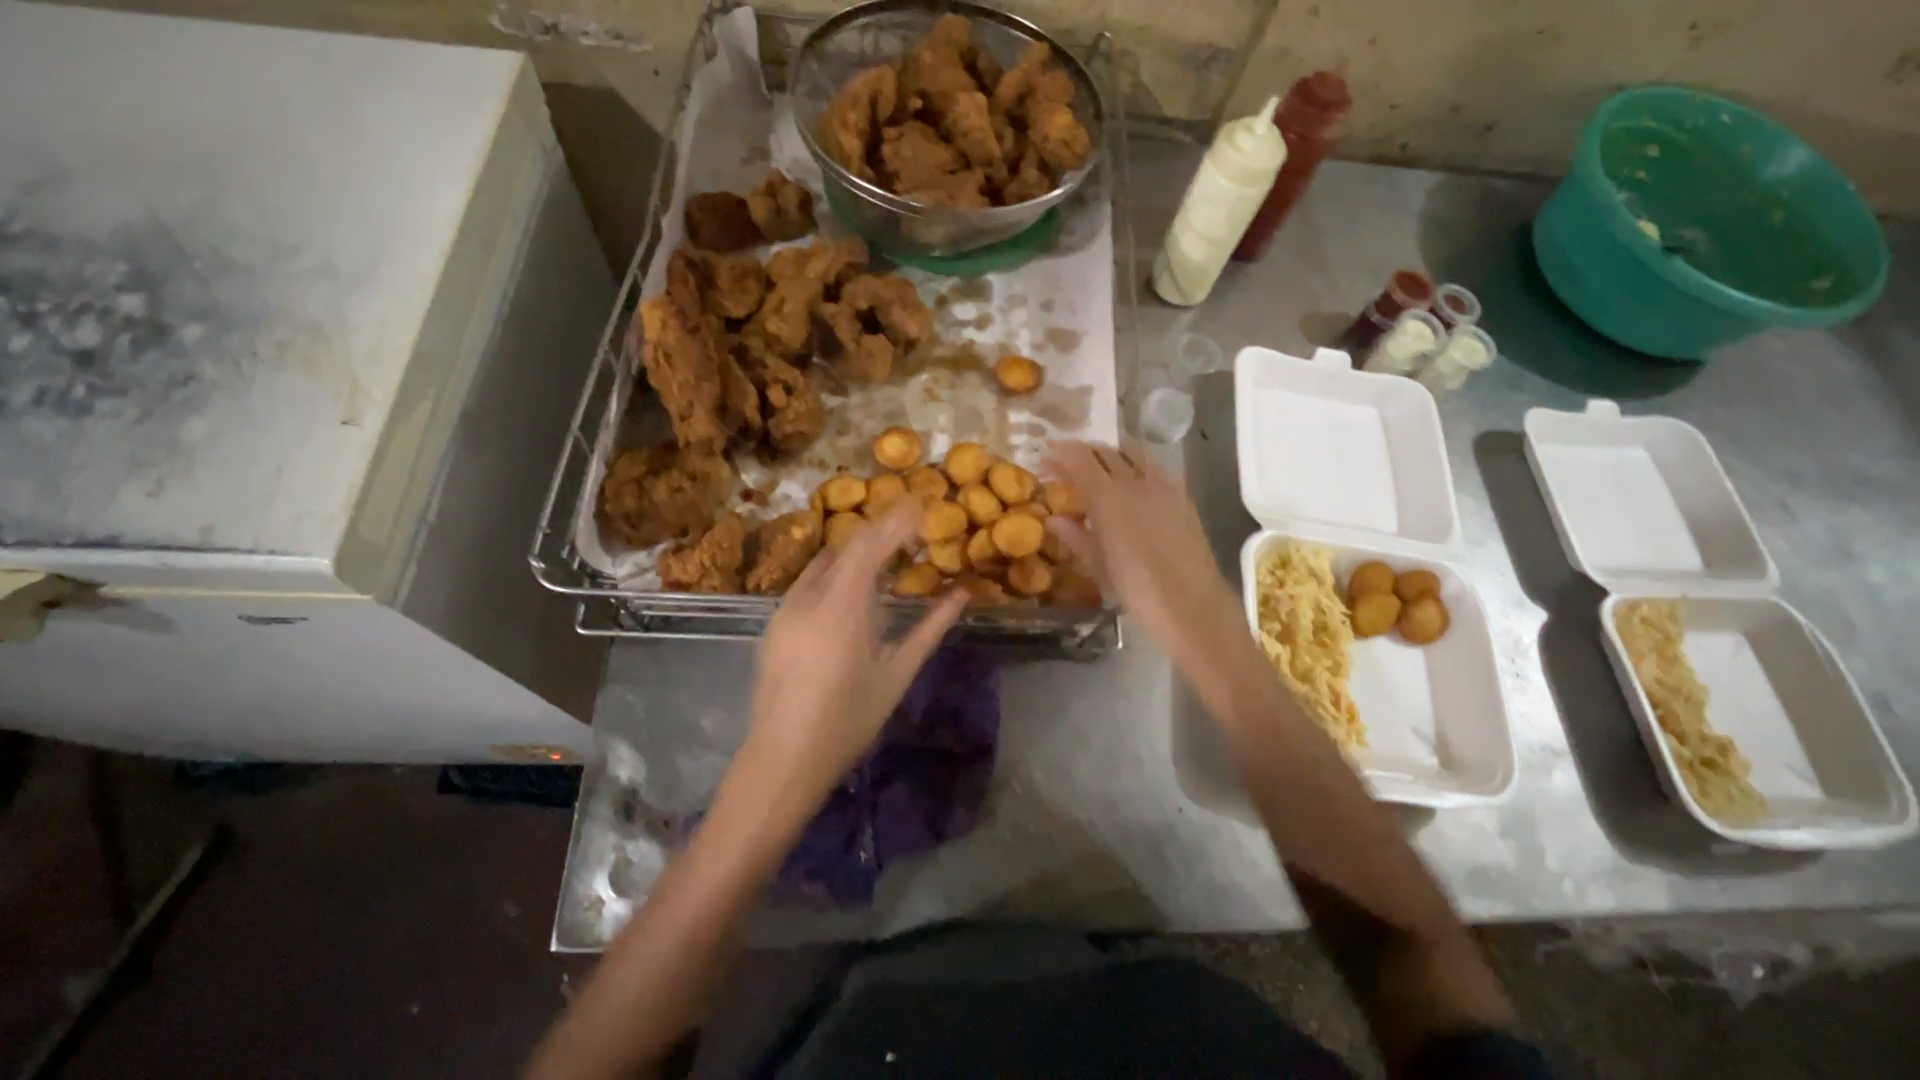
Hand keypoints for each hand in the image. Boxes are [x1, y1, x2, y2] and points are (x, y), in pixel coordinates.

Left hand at [741, 503, 966, 812]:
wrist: (783, 759)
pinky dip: (835, 576)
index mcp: (841, 609)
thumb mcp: (896, 675)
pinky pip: (808, 584)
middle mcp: (808, 599)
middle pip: (844, 548)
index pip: (869, 545)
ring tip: (887, 557)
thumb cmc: (848, 721)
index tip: (923, 504)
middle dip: (877, 533)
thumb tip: (962, 595)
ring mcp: (785, 611)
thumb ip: (930, 629)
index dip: (896, 520)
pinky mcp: (774, 625)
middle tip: (910, 529)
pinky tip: (854, 592)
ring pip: (823, 564)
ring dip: (854, 554)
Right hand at [1044, 440, 1246, 665]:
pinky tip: (1132, 484)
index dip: (1061, 453)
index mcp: (1108, 497)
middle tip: (1068, 463)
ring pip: (1133, 453)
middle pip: (1105, 451)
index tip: (1047, 456)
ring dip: (1112, 454)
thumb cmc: (1135, 588)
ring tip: (1100, 468)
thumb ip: (1075, 536)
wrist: (1189, 601)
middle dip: (1083, 452)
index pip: (1079, 459)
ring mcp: (1163, 485)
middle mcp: (1135, 481)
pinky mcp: (1182, 496)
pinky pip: (1154, 468)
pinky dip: (1136, 466)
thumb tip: (1055, 518)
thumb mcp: (1097, 565)